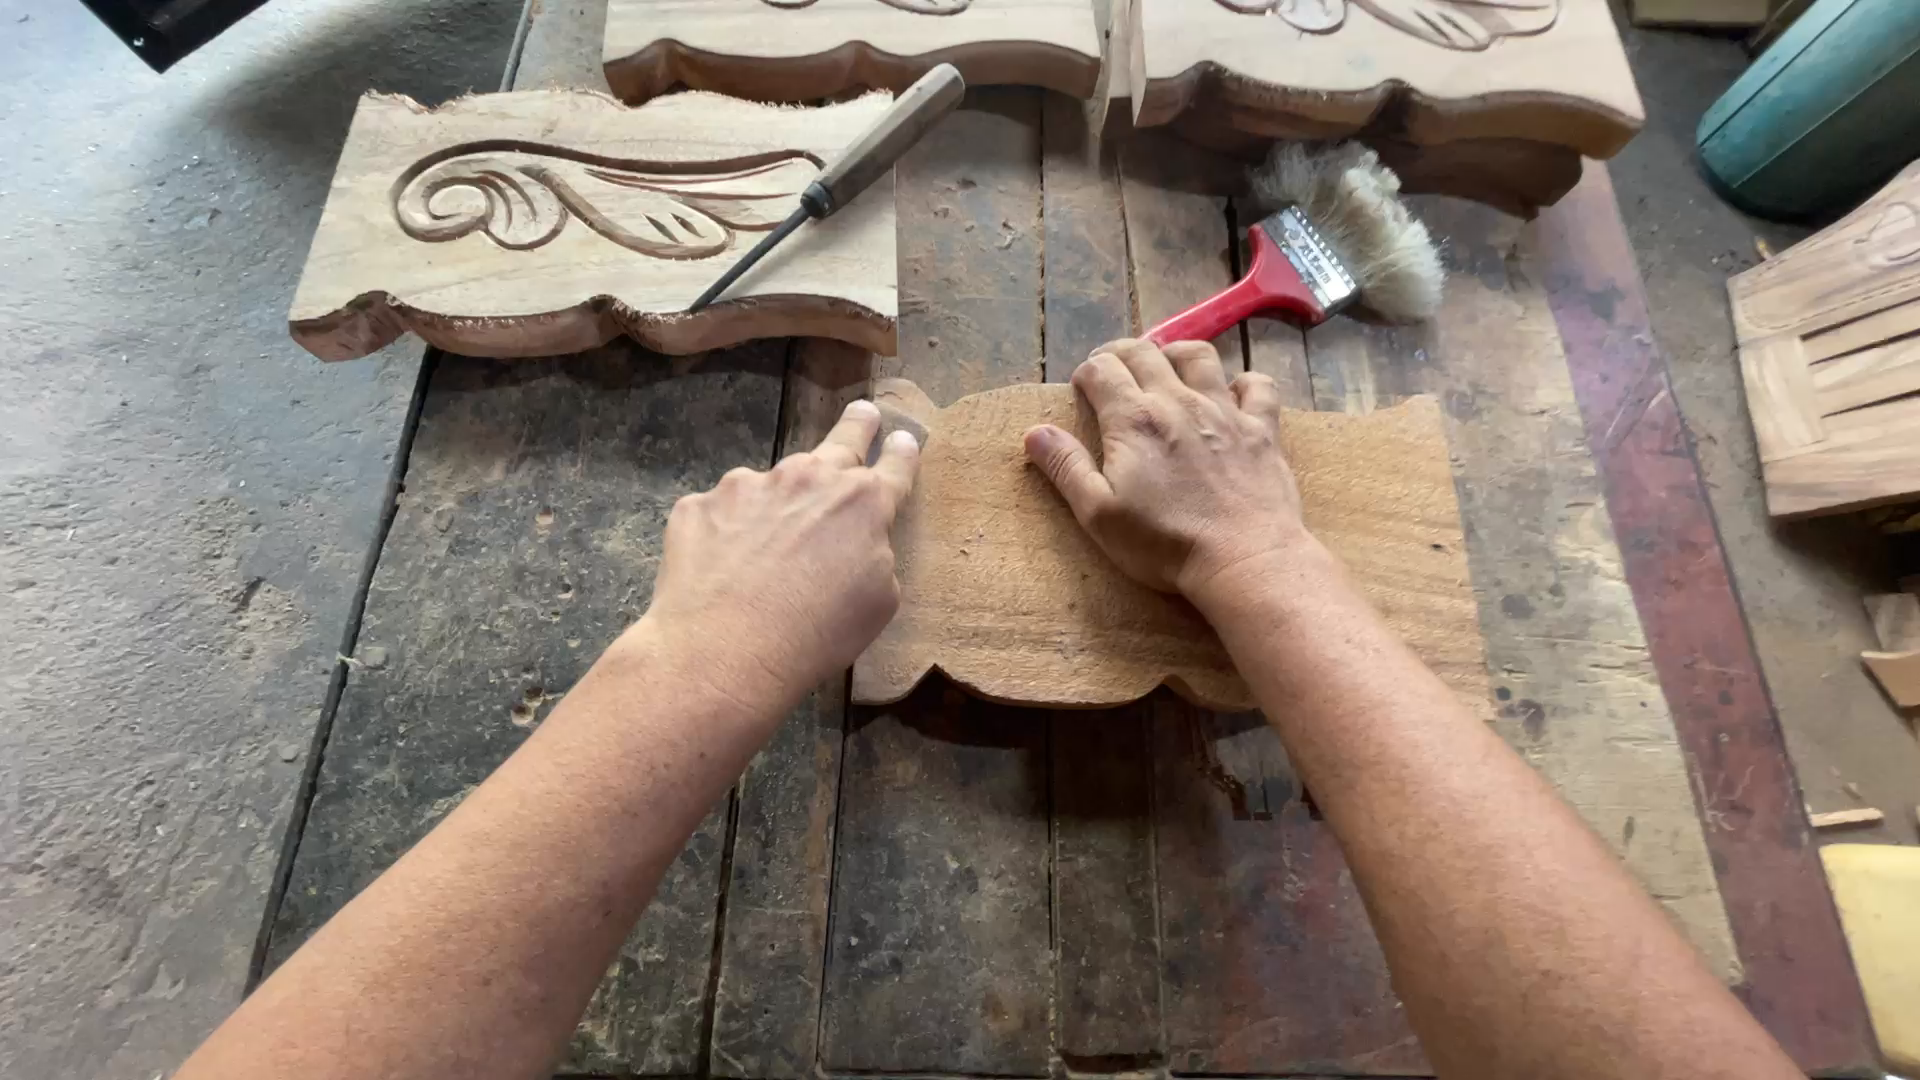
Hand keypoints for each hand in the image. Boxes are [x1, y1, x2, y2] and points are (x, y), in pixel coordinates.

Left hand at [637, 400, 919, 710]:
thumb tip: (858, 539)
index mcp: (863, 501)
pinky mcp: (700, 504)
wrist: (725, 651)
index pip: (894, 466)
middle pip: (842, 439)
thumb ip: (876, 553)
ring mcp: (749, 484)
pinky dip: (729, 534)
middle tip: (864, 412)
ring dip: (781, 502)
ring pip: (775, 483)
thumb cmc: (819, 633)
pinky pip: (724, 513)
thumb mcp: (879, 600)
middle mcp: (808, 477)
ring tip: (768, 552)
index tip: (905, 439)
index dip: (903, 452)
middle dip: (859, 425)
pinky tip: (723, 571)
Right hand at [1023, 338, 1308, 601]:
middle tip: (1111, 369)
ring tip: (1164, 365)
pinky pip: (1256, 385)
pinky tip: (1230, 393)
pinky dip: (1241, 381)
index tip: (1081, 388)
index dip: (1086, 372)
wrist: (1244, 558)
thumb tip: (1035, 432)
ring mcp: (1224, 411)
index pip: (1102, 370)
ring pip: (1199, 355)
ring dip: (1174, 352)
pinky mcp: (1262, 428)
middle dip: (1120, 353)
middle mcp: (1178, 401)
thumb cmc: (1163, 542)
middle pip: (1145, 352)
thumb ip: (1066, 468)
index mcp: (1133, 419)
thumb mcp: (1098, 514)